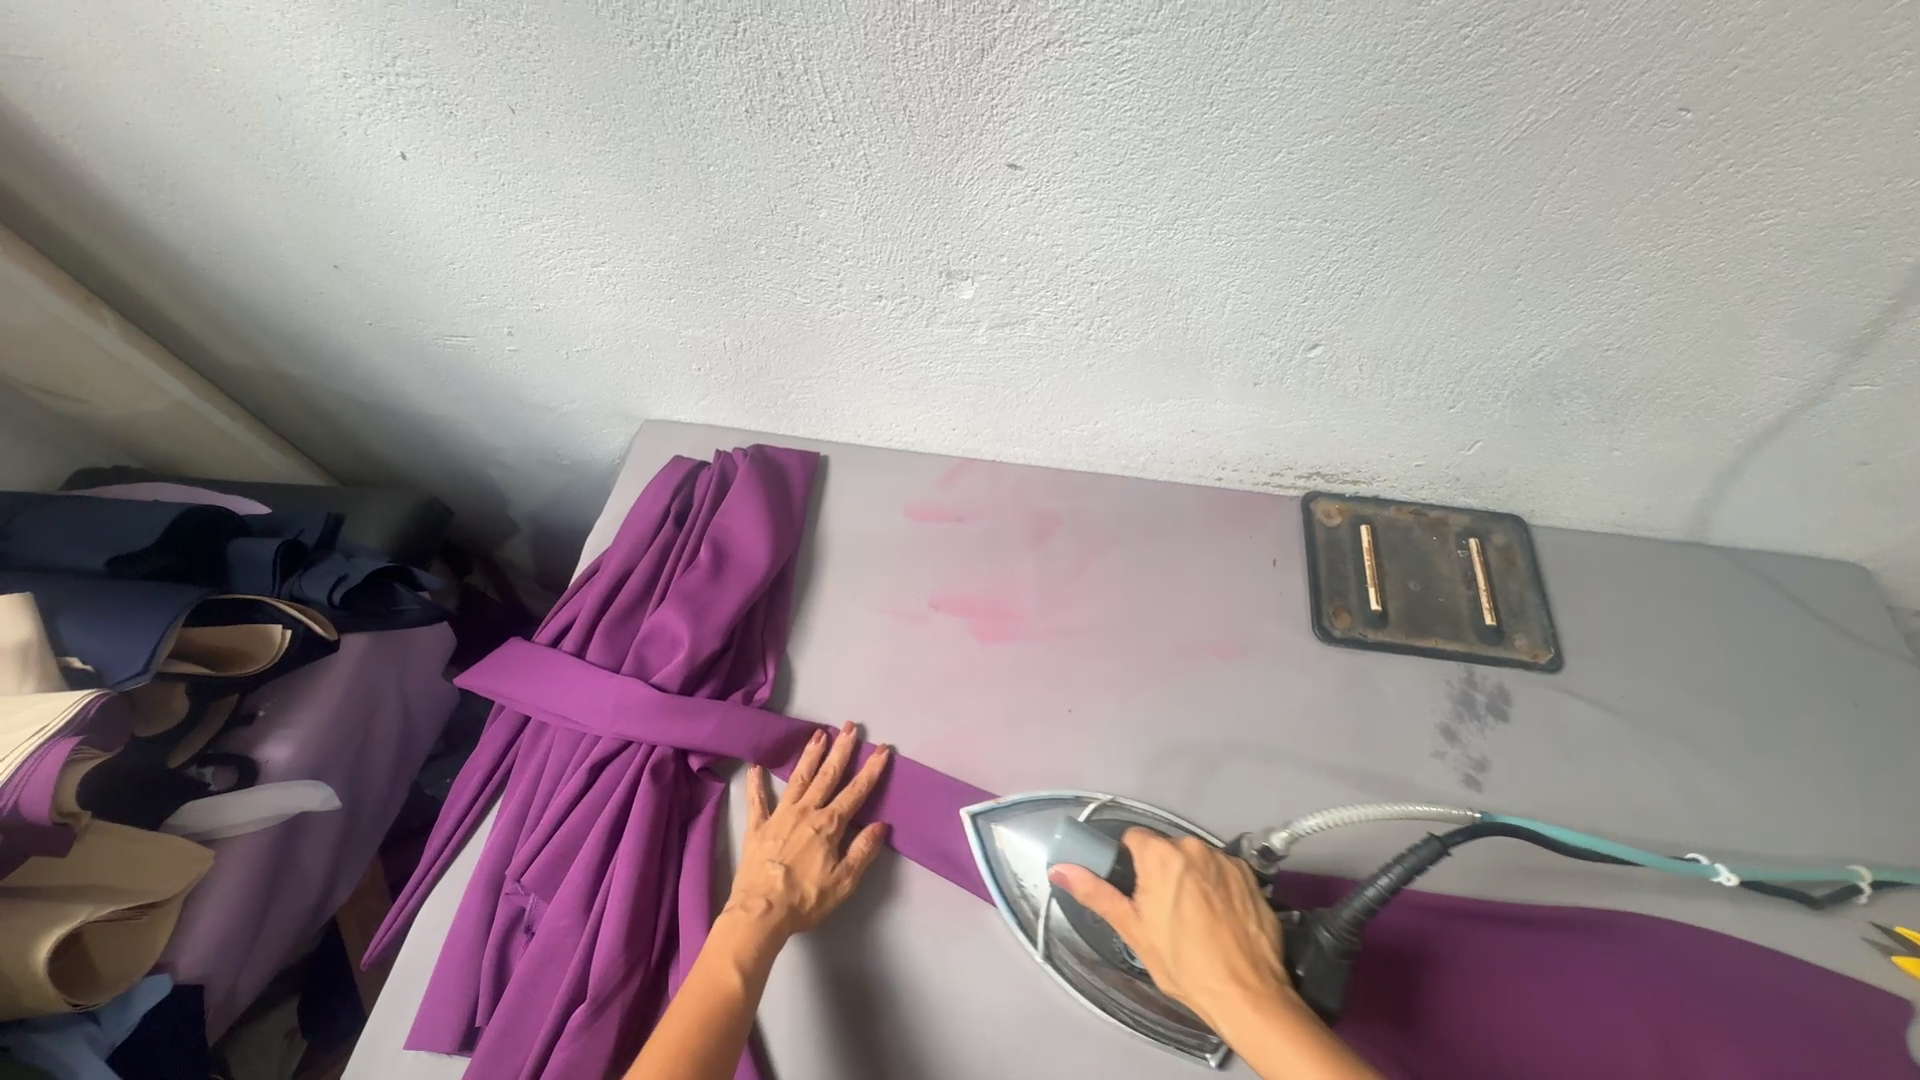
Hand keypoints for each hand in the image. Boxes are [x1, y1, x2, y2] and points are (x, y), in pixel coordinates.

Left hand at [722, 722, 893, 940]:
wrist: (759, 914)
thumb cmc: (805, 900)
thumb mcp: (844, 881)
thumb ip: (863, 850)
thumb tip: (881, 825)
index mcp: (829, 825)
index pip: (856, 792)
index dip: (871, 770)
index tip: (882, 749)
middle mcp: (805, 812)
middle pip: (827, 776)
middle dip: (841, 750)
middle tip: (849, 726)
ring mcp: (779, 817)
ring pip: (798, 779)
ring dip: (810, 755)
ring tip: (818, 734)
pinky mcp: (757, 828)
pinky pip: (757, 801)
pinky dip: (757, 783)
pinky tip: (756, 766)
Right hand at [1049, 830, 1291, 1030]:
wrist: (1246, 994)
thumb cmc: (1184, 965)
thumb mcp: (1133, 930)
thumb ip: (1096, 893)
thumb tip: (1061, 870)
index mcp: (1161, 856)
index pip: (1133, 838)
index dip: (1129, 862)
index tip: (1134, 888)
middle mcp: (1194, 848)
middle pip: (1166, 849)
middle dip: (1161, 872)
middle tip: (1162, 910)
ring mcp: (1226, 860)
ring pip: (1195, 860)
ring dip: (1190, 878)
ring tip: (1194, 919)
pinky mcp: (1250, 876)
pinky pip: (1222, 871)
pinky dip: (1217, 887)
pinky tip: (1218, 918)